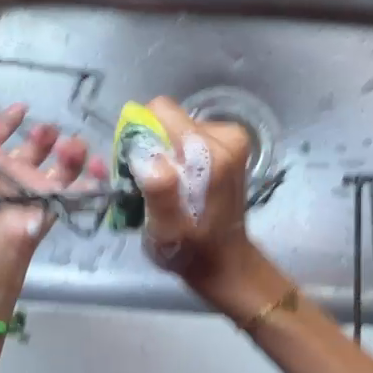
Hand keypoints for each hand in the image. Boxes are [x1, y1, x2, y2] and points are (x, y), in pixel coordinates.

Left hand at [0, 98, 105, 268]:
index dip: (8, 118)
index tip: (21, 109)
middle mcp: (8, 171)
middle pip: (34, 146)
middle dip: (44, 133)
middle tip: (46, 131)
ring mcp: (33, 187)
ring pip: (61, 163)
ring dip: (70, 149)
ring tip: (69, 146)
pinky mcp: (54, 203)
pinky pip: (81, 188)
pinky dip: (94, 176)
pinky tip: (95, 164)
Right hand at [129, 97, 278, 306]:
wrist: (224, 261)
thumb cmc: (189, 248)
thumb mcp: (165, 229)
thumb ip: (159, 191)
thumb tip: (148, 157)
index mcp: (211, 152)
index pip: (160, 112)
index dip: (141, 136)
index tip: (139, 169)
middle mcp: (227, 136)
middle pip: (169, 118)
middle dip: (152, 145)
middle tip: (151, 182)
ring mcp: (232, 138)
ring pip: (177, 126)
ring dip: (164, 151)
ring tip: (167, 185)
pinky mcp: (231, 144)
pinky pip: (188, 135)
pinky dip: (177, 154)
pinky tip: (180, 181)